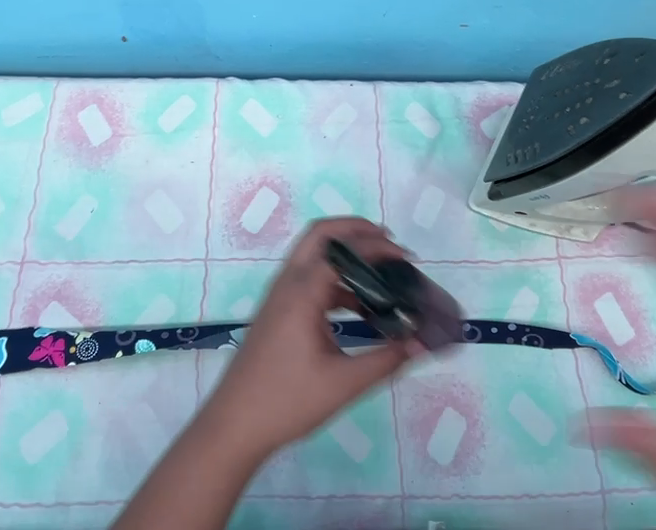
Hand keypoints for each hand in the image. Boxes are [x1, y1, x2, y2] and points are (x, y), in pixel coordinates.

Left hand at [196, 217, 419, 460]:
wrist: (234, 424)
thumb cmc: (287, 401)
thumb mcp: (344, 384)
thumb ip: (387, 360)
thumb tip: (422, 344)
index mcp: (302, 292)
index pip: (343, 250)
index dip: (377, 247)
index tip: (408, 260)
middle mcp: (288, 282)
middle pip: (321, 234)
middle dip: (357, 231)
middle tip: (390, 245)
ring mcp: (279, 295)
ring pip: (314, 255)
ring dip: (347, 256)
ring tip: (383, 274)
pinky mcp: (278, 310)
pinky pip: (310, 279)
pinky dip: (337, 280)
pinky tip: (361, 307)